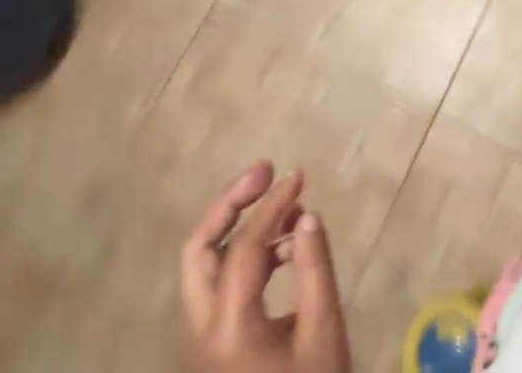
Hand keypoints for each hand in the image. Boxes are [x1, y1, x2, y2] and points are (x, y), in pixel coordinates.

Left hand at [180, 162, 349, 372]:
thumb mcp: (324, 334)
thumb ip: (314, 270)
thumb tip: (305, 216)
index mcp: (228, 327)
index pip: (244, 247)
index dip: (272, 205)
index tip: (300, 176)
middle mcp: (201, 330)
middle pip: (197, 251)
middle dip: (229, 205)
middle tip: (265, 173)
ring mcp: (201, 341)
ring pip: (203, 268)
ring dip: (237, 228)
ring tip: (286, 206)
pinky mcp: (212, 348)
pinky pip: (219, 286)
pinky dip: (245, 256)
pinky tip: (283, 249)